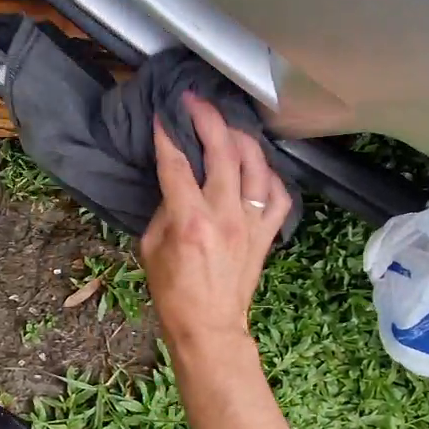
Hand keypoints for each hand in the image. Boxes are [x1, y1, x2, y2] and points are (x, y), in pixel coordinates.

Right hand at [141, 93, 290, 347]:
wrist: (209, 326)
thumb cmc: (172, 291)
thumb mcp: (151, 246)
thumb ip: (165, 209)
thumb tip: (177, 183)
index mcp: (189, 220)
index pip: (177, 164)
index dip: (169, 136)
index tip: (164, 115)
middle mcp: (225, 215)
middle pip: (223, 152)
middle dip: (208, 119)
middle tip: (196, 102)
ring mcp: (252, 223)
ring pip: (256, 164)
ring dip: (240, 137)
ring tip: (227, 124)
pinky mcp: (268, 233)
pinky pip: (277, 194)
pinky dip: (269, 173)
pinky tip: (257, 165)